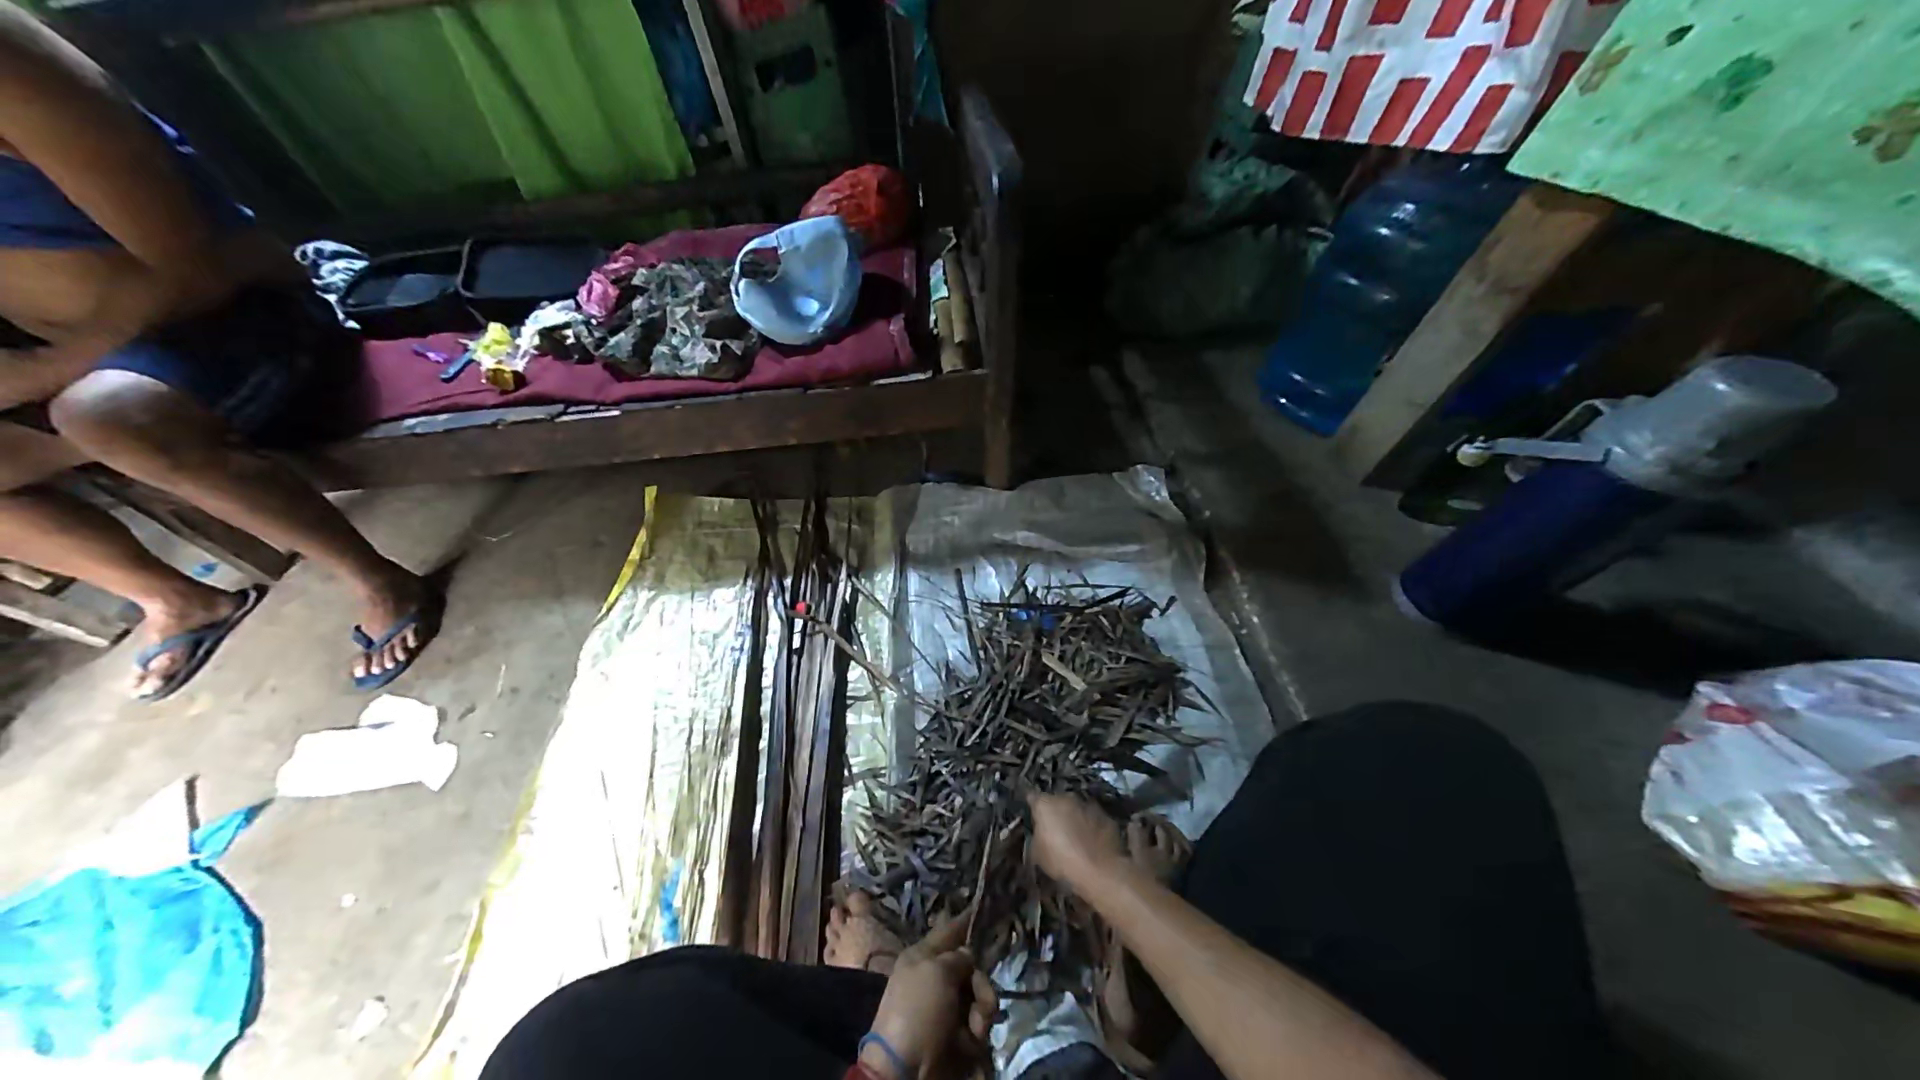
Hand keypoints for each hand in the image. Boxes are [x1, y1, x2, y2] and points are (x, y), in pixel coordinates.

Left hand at [865, 910, 996, 1079]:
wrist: (904, 1068)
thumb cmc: (917, 1010)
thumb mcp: (938, 972)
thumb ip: (958, 957)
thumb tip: (968, 955)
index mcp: (923, 956)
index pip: (948, 931)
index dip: (965, 922)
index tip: (982, 908)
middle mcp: (934, 977)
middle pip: (970, 968)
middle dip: (981, 985)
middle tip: (981, 1003)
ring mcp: (943, 1007)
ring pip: (978, 997)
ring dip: (982, 1011)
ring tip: (976, 1028)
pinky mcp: (953, 1035)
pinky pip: (975, 1024)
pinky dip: (976, 1033)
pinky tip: (970, 1041)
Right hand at [1028, 793, 1128, 894]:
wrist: (1101, 871)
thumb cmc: (1062, 862)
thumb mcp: (1037, 854)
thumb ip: (1036, 836)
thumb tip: (1039, 833)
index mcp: (1045, 804)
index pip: (1032, 798)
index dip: (1032, 808)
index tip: (1033, 819)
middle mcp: (1066, 797)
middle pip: (1056, 801)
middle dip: (1055, 812)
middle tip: (1055, 830)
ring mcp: (1088, 804)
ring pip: (1076, 808)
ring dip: (1074, 817)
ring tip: (1076, 837)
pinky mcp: (1105, 815)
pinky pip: (1093, 817)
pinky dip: (1091, 825)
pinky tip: (1092, 841)